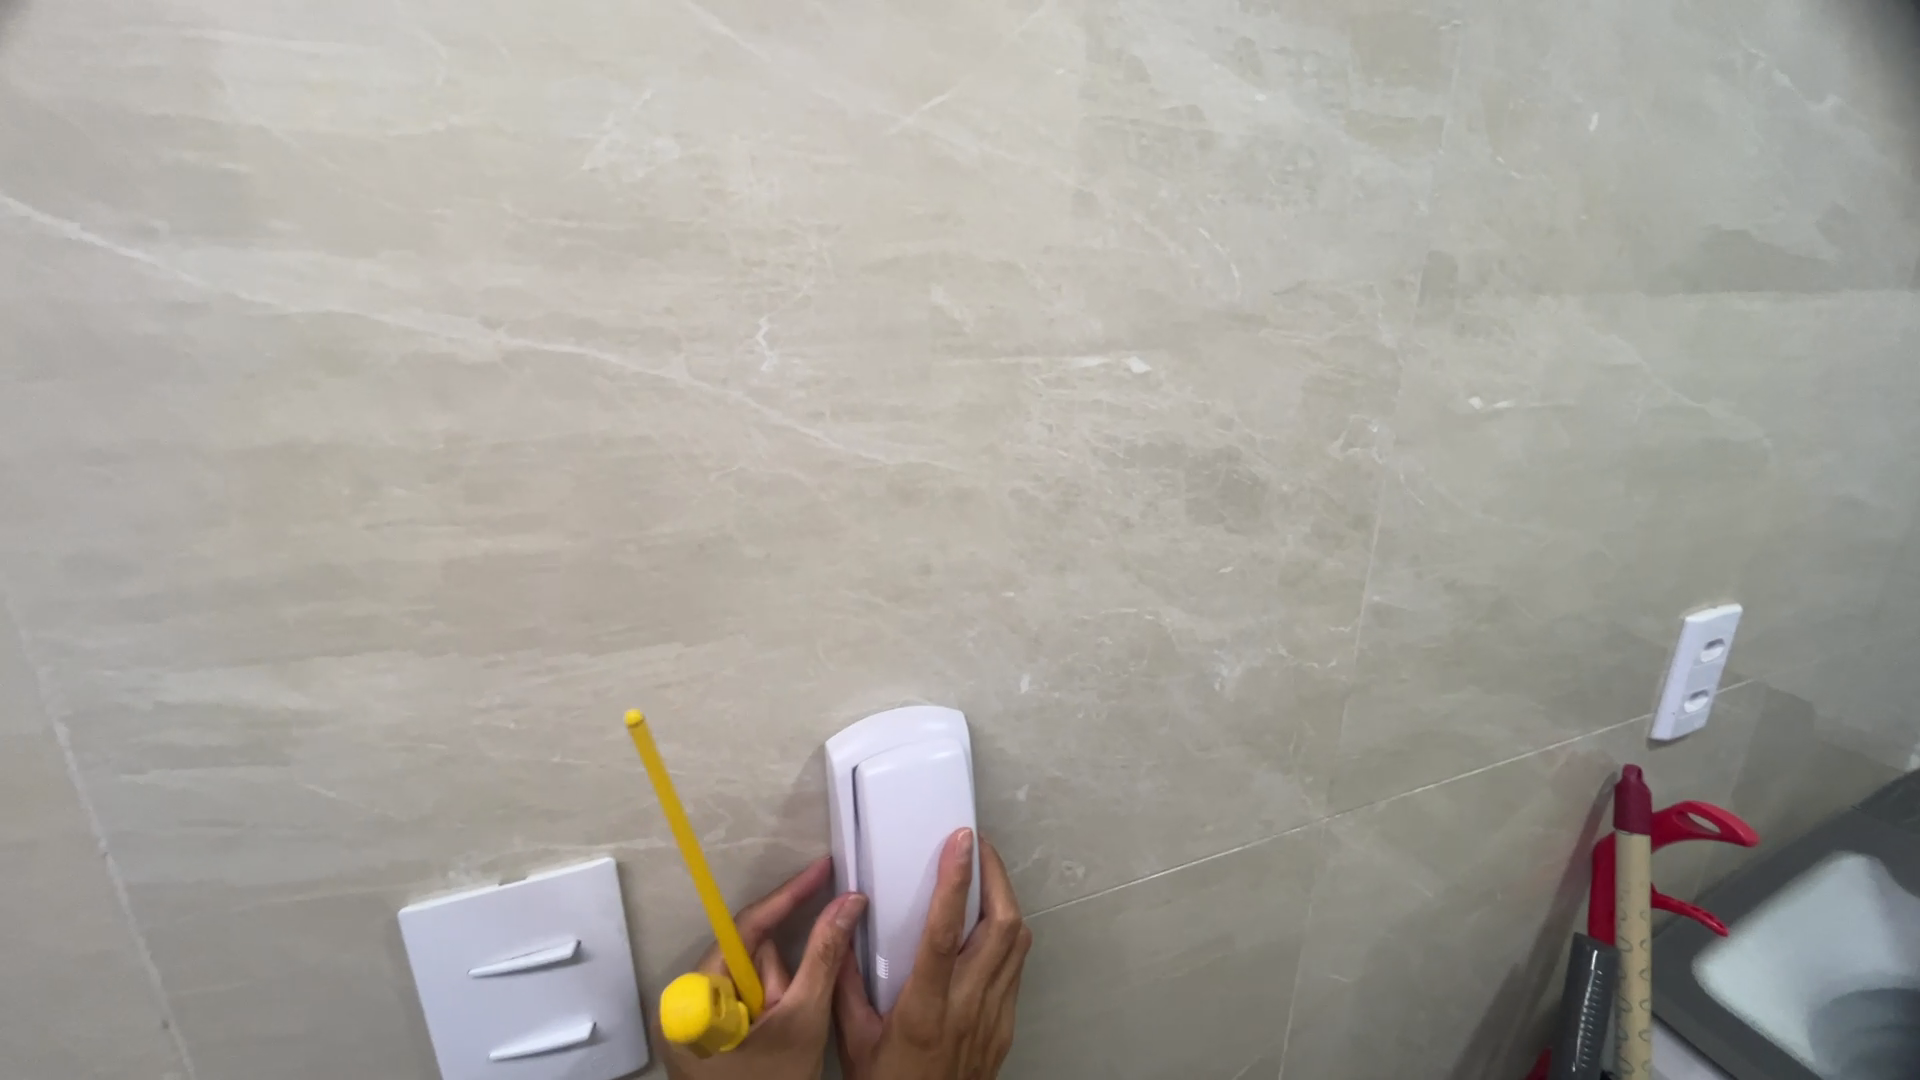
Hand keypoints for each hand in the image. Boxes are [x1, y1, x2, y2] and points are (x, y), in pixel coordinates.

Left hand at [662, 856, 866, 1079]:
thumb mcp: (805, 1019)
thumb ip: (826, 953)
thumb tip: (850, 899)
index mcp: (696, 997)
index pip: (747, 927)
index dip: (790, 896)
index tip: (826, 868)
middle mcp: (688, 1000)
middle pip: (754, 952)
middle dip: (786, 974)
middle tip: (796, 1013)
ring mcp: (696, 1018)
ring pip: (757, 974)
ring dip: (783, 994)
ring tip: (786, 1036)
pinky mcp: (709, 1031)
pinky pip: (751, 995)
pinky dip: (776, 1002)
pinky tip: (782, 1032)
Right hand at [834, 828, 1031, 1079]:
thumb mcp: (853, 1040)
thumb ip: (844, 982)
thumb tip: (842, 923)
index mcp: (924, 1009)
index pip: (944, 933)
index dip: (954, 881)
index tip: (960, 841)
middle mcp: (967, 1006)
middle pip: (1002, 928)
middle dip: (996, 876)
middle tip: (979, 846)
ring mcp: (994, 1016)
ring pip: (1017, 942)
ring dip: (1006, 898)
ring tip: (986, 872)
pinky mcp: (1006, 1025)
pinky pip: (1016, 966)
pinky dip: (1008, 932)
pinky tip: (989, 922)